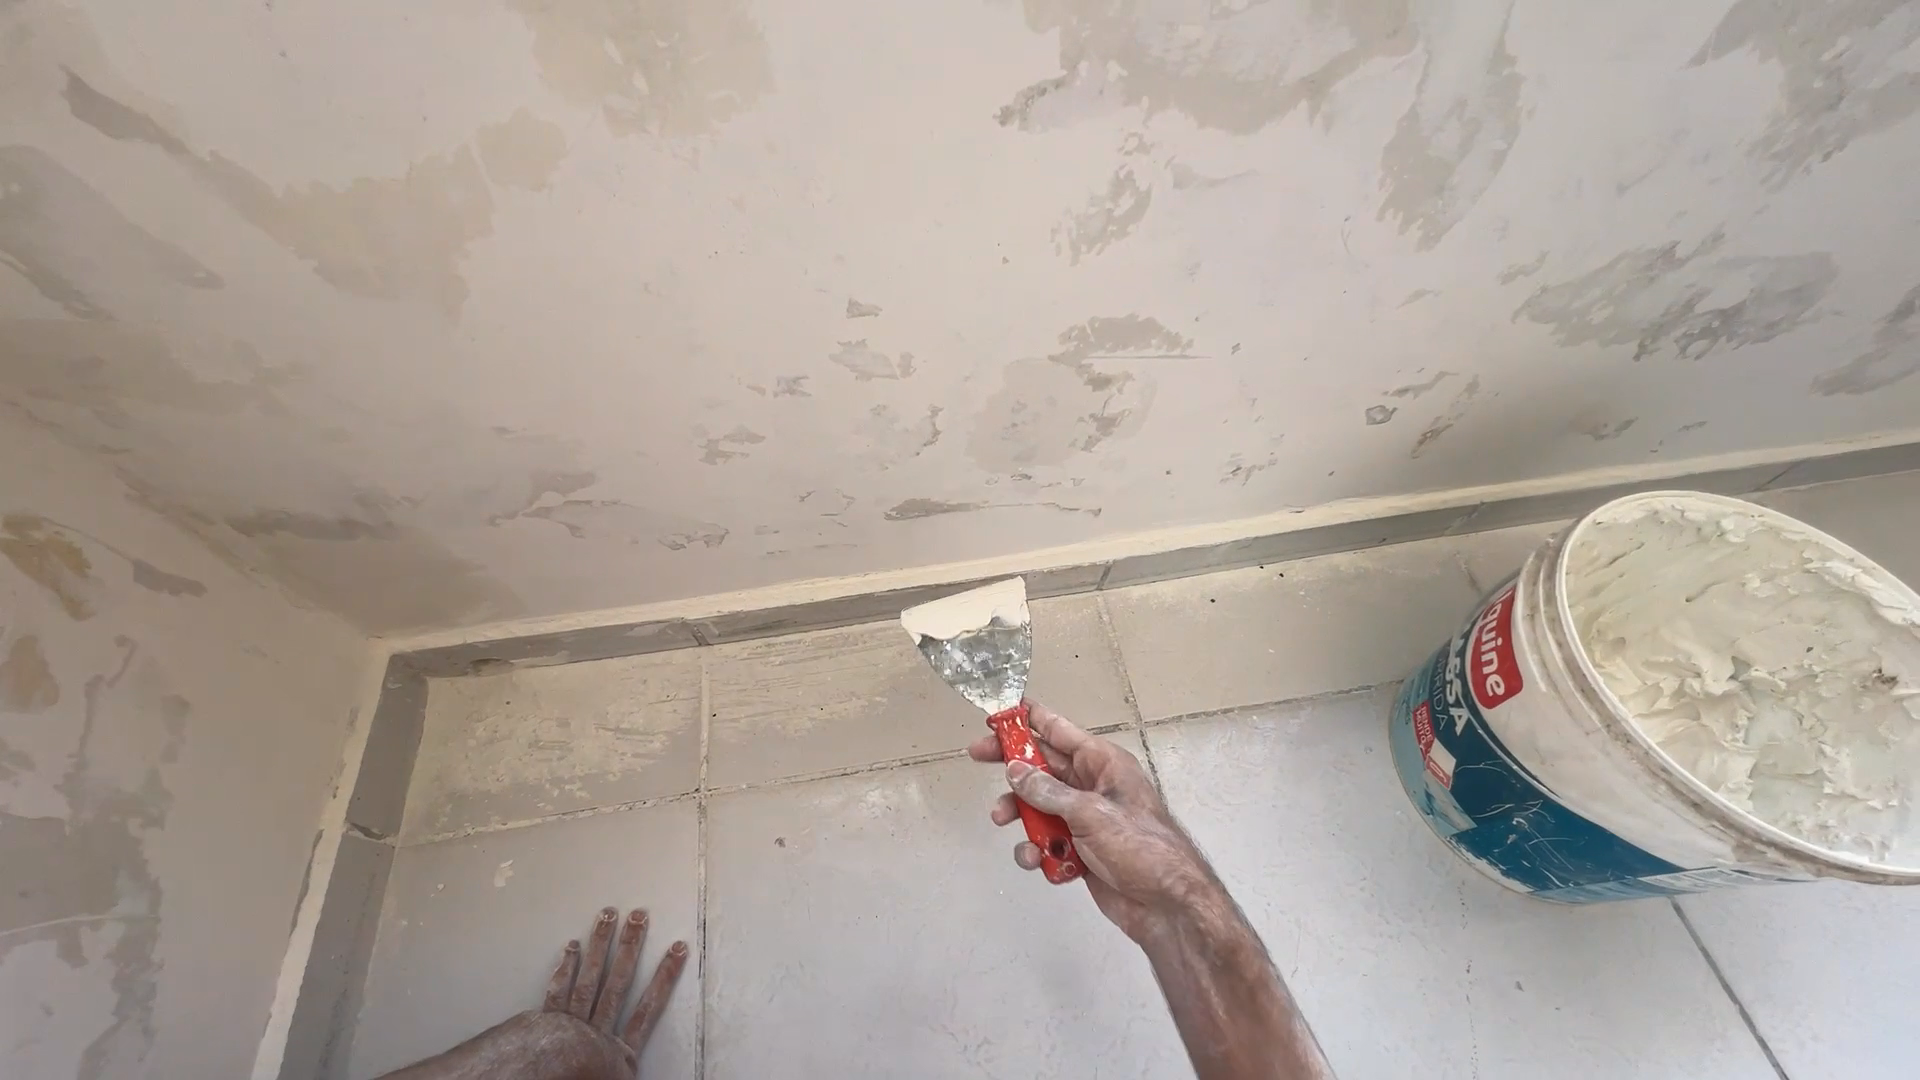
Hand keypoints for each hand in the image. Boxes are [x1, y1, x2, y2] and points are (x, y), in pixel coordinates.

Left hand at [540, 907, 688, 1076]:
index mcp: (619, 1056)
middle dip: (630, 948)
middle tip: (639, 916)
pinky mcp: (545, 1027)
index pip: (648, 1011)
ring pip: (589, 981)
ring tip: (608, 915)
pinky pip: (557, 994)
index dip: (665, 978)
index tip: (678, 948)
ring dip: (600, 947)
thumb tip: (638, 1067)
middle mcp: (597, 1034)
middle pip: (617, 984)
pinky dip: (565, 970)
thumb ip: (626, 1072)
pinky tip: (571, 947)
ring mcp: (570, 1026)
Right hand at [968, 703, 1212, 943]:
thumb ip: (1047, 792)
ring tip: (1001, 820)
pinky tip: (1037, 861)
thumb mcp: (1089, 812)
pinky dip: (1037, 850)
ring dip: (1020, 814)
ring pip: (1039, 806)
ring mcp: (1085, 819)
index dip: (1028, 718)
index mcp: (1101, 763)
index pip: (1059, 730)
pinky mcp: (1080, 850)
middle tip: (978, 754)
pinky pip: (1047, 841)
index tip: (999, 712)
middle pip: (1042, 766)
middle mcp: (1091, 785)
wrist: (1167, 907)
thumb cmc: (1138, 846)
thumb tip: (1014, 770)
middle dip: (1012, 765)